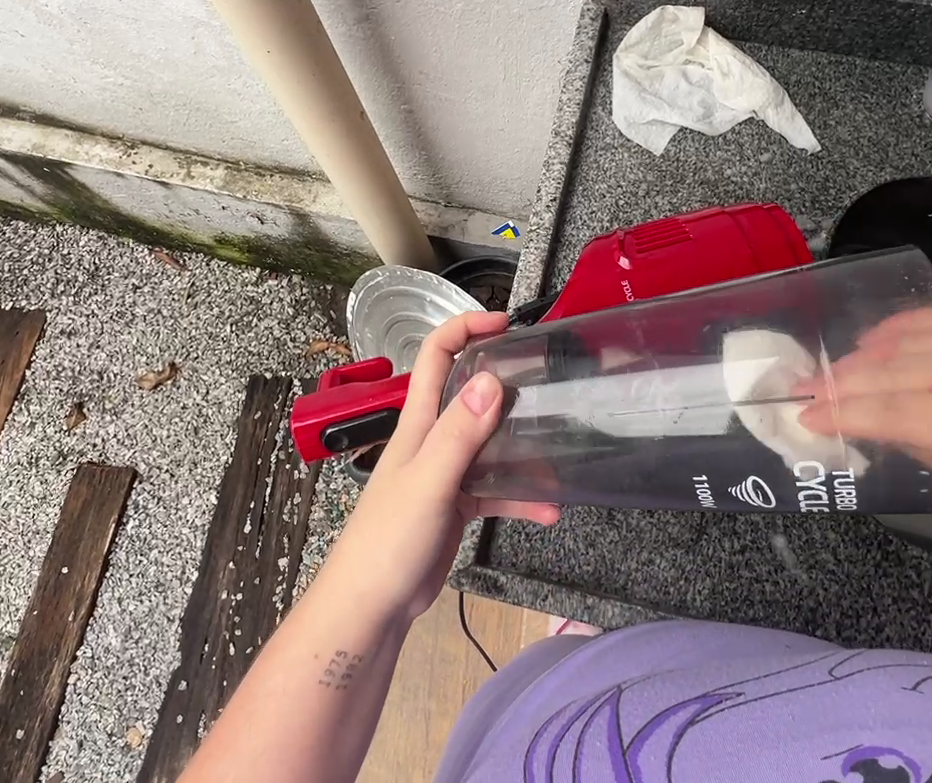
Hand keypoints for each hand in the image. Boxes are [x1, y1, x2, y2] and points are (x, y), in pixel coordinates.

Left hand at [317, 311, 559, 623]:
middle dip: (505, 381)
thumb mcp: (428, 482)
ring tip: (559, 451)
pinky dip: (520, 495)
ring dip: (521, 445)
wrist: (372, 607)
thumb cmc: (389, 541)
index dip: (465, 328)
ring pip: (488, 442)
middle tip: (546, 383)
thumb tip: (492, 381)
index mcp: (419, 423)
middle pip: (468, 393)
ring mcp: (444, 472)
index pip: (437, 356)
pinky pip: (494, 489)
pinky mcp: (455, 504)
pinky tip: (548, 510)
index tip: (505, 324)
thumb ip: (459, 434)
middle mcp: (432, 439)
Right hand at [796, 309, 931, 551]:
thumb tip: (882, 429)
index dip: (849, 413)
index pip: (904, 411)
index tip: (807, 417)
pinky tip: (878, 336)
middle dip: (846, 382)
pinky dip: (907, 326)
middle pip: (902, 371)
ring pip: (919, 341)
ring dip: (868, 354)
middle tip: (803, 390)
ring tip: (832, 370)